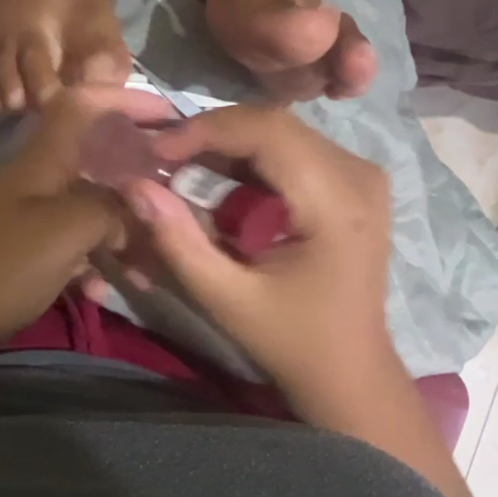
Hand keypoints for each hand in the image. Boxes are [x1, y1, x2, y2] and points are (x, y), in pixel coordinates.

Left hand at [0, 86, 175, 357]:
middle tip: (180, 207)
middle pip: (96, 164)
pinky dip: (91, 269)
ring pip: (87, 216)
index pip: (84, 105)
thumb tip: (135, 209)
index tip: (173, 119)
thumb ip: (110, 208)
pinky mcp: (20, 264)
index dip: (127, 100)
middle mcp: (35, 185)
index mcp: (42, 161)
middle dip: (139, 181)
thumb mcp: (66, 230)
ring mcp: (26, 226)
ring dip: (121, 237)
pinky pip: (69, 255)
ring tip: (153, 266)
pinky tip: (106, 293)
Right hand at [119, 102, 397, 402]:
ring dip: (227, 150)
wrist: (347, 370)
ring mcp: (363, 176)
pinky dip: (250, 165)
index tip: (154, 151)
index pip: (267, 132)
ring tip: (180, 174)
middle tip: (159, 162)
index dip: (205, 130)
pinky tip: (218, 188)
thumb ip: (178, 242)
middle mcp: (359, 173)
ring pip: (283, 135)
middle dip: (211, 138)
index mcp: (338, 201)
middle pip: (275, 126)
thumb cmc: (289, 341)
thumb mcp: (225, 298)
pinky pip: (295, 155)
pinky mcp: (355, 186)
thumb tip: (134, 187)